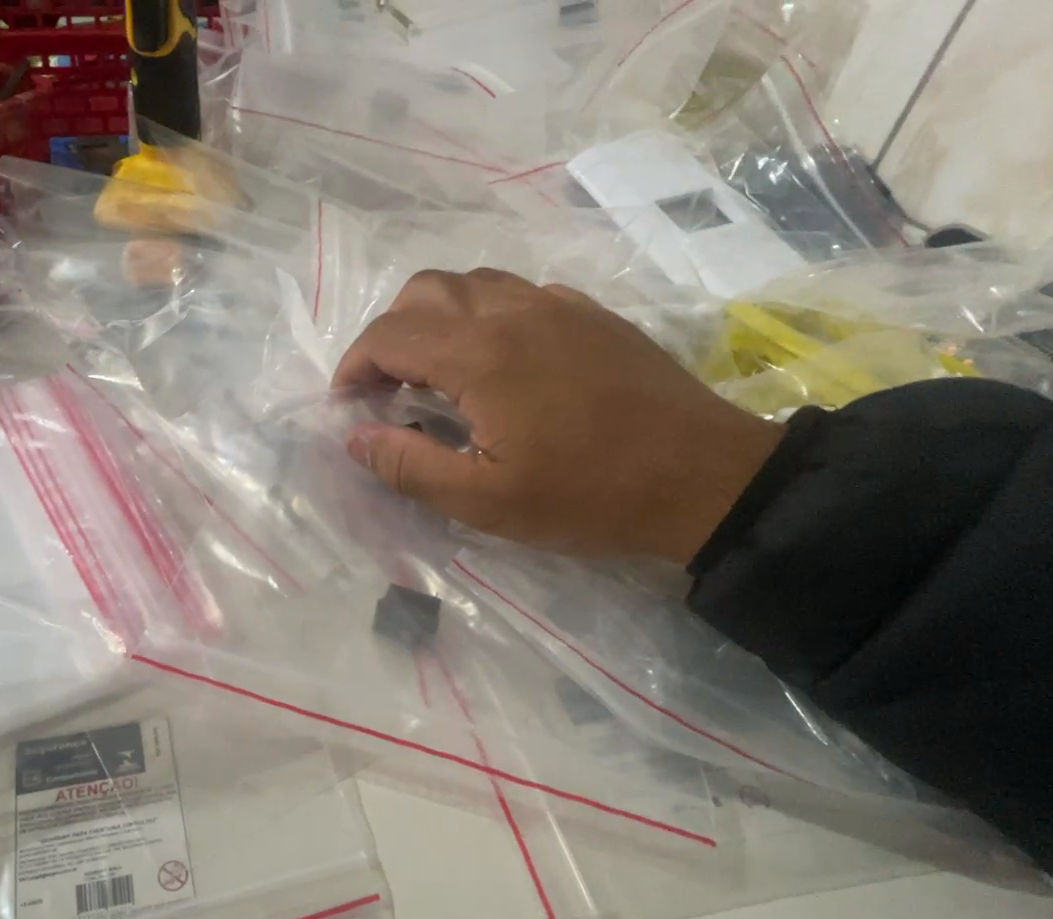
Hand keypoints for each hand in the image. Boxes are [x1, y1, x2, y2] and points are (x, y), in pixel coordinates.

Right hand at [333, 269, 783, 563]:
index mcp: (480, 354)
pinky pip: (517, 293)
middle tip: (386, 386)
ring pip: (472, 283)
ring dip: (435, 318)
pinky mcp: (591, 314)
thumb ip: (408, 465)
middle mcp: (513, 311)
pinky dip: (484, 316)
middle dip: (389, 333)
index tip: (348, 405)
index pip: (389, 335)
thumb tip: (355, 438)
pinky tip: (497, 362)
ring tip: (435, 371)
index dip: (354, 366)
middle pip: (424, 291)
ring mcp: (557, 305)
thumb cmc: (587, 495)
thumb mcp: (484, 501)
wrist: (704, 478)